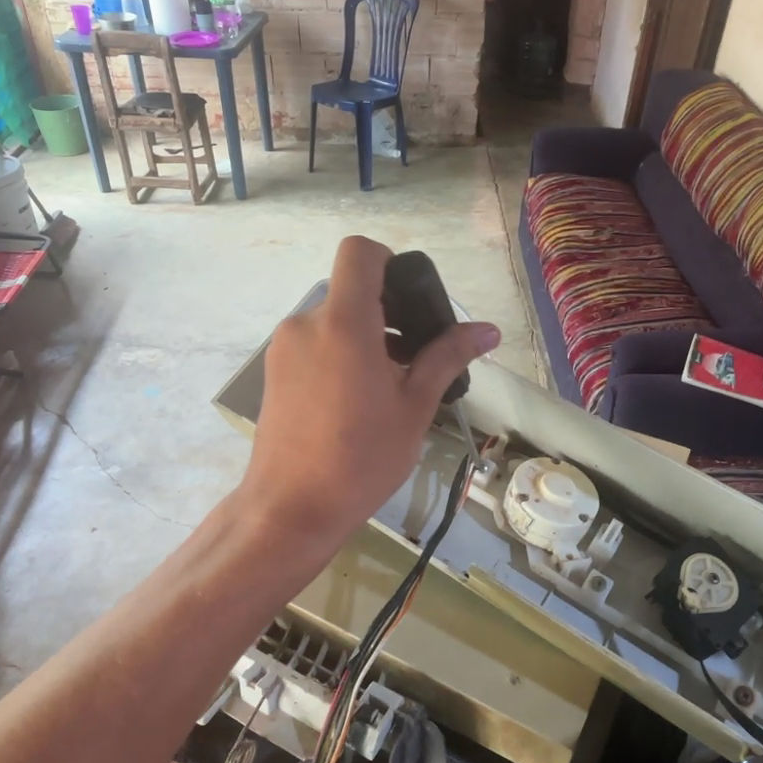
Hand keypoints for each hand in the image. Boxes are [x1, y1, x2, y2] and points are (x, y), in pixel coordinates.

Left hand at [240, 236, 498, 564]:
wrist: (290, 510)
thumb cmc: (361, 458)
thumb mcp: (415, 407)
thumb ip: (447, 357)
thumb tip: (488, 331)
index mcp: (343, 322)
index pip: (359, 252)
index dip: (390, 262)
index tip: (412, 302)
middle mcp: (307, 323)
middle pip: (350, 290)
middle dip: (388, 313)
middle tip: (418, 356)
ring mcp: (284, 348)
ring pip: (333, 321)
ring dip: (366, 338)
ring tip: (393, 385)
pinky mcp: (275, 373)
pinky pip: (315, 345)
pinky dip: (341, 355)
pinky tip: (360, 400)